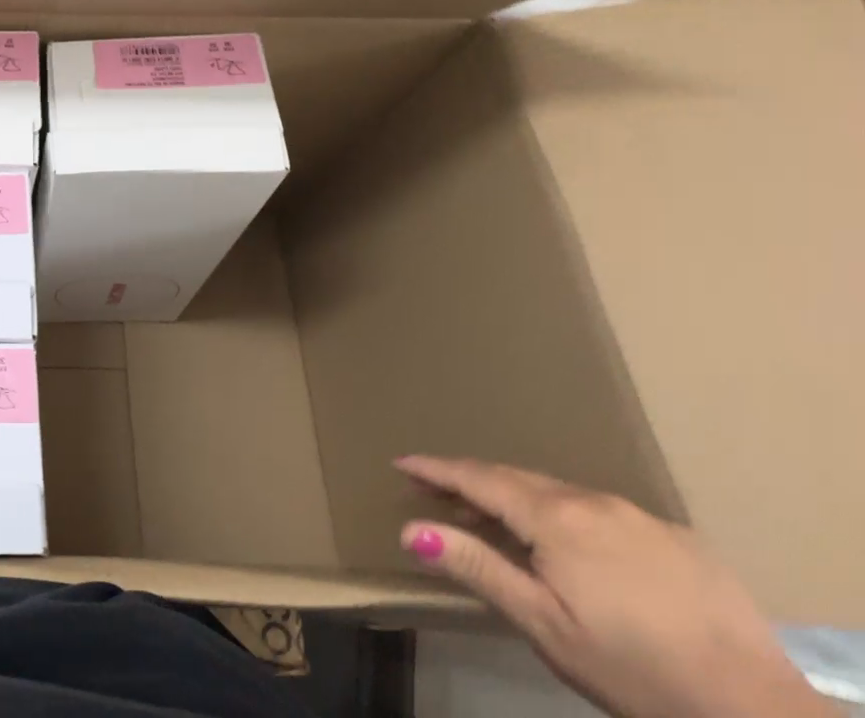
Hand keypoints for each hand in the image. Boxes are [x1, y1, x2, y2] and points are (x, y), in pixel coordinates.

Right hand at [396, 456, 832, 717]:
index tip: (402, 461)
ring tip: (495, 520)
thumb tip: (410, 530)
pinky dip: (568, 517)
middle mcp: (600, 503)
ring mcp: (646, 519)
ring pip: (564, 495)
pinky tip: (570, 547)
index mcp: (559, 518)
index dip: (437, 469)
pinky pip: (605, 514)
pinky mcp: (682, 541)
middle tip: (436, 491)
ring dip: (520, 500)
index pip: (481, 479)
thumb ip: (476, 568)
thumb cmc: (629, 666)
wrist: (753, 710)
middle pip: (520, 479)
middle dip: (473, 481)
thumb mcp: (541, 622)